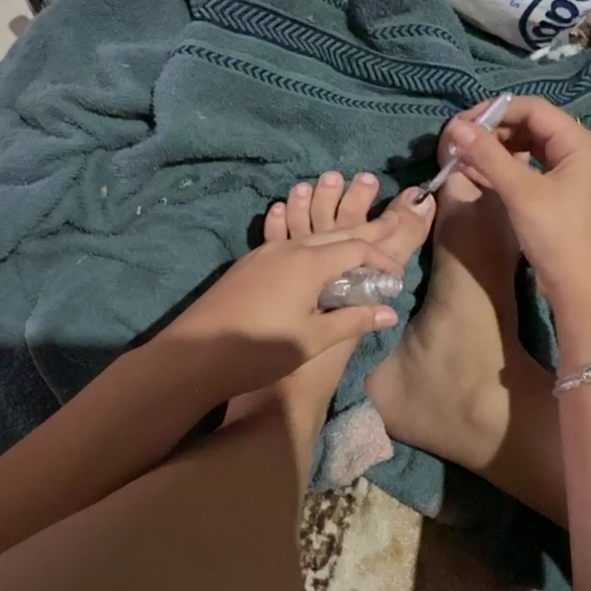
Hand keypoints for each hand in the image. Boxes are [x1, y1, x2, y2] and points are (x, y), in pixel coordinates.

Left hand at [157, 231, 404, 400]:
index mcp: (308, 263)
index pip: (356, 248)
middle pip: (335, 234)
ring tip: (355, 244)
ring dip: (336, 241)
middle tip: (390, 234)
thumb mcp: (312, 340)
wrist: (193, 356)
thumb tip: (389, 312)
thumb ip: (352, 321)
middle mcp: (287, 249)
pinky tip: (311, 254)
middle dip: (365, 237)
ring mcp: (263, 254)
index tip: (397, 276)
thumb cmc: (258, 351)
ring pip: (310, 238)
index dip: (381, 258)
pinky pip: (288, 245)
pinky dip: (310, 249)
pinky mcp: (247, 266)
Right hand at [441, 95, 590, 299]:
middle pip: (532, 125)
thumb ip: (488, 156)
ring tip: (466, 157)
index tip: (462, 124)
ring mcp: (572, 174)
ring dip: (498, 149)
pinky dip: (507, 167)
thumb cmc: (558, 237)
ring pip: (529, 147)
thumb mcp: (521, 193)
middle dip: (494, 130)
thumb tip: (456, 127)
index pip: (533, 109)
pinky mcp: (562, 194)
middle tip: (460, 142)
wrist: (581, 289)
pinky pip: (531, 168)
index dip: (496, 111)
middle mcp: (580, 152)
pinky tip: (481, 173)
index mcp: (580, 143)